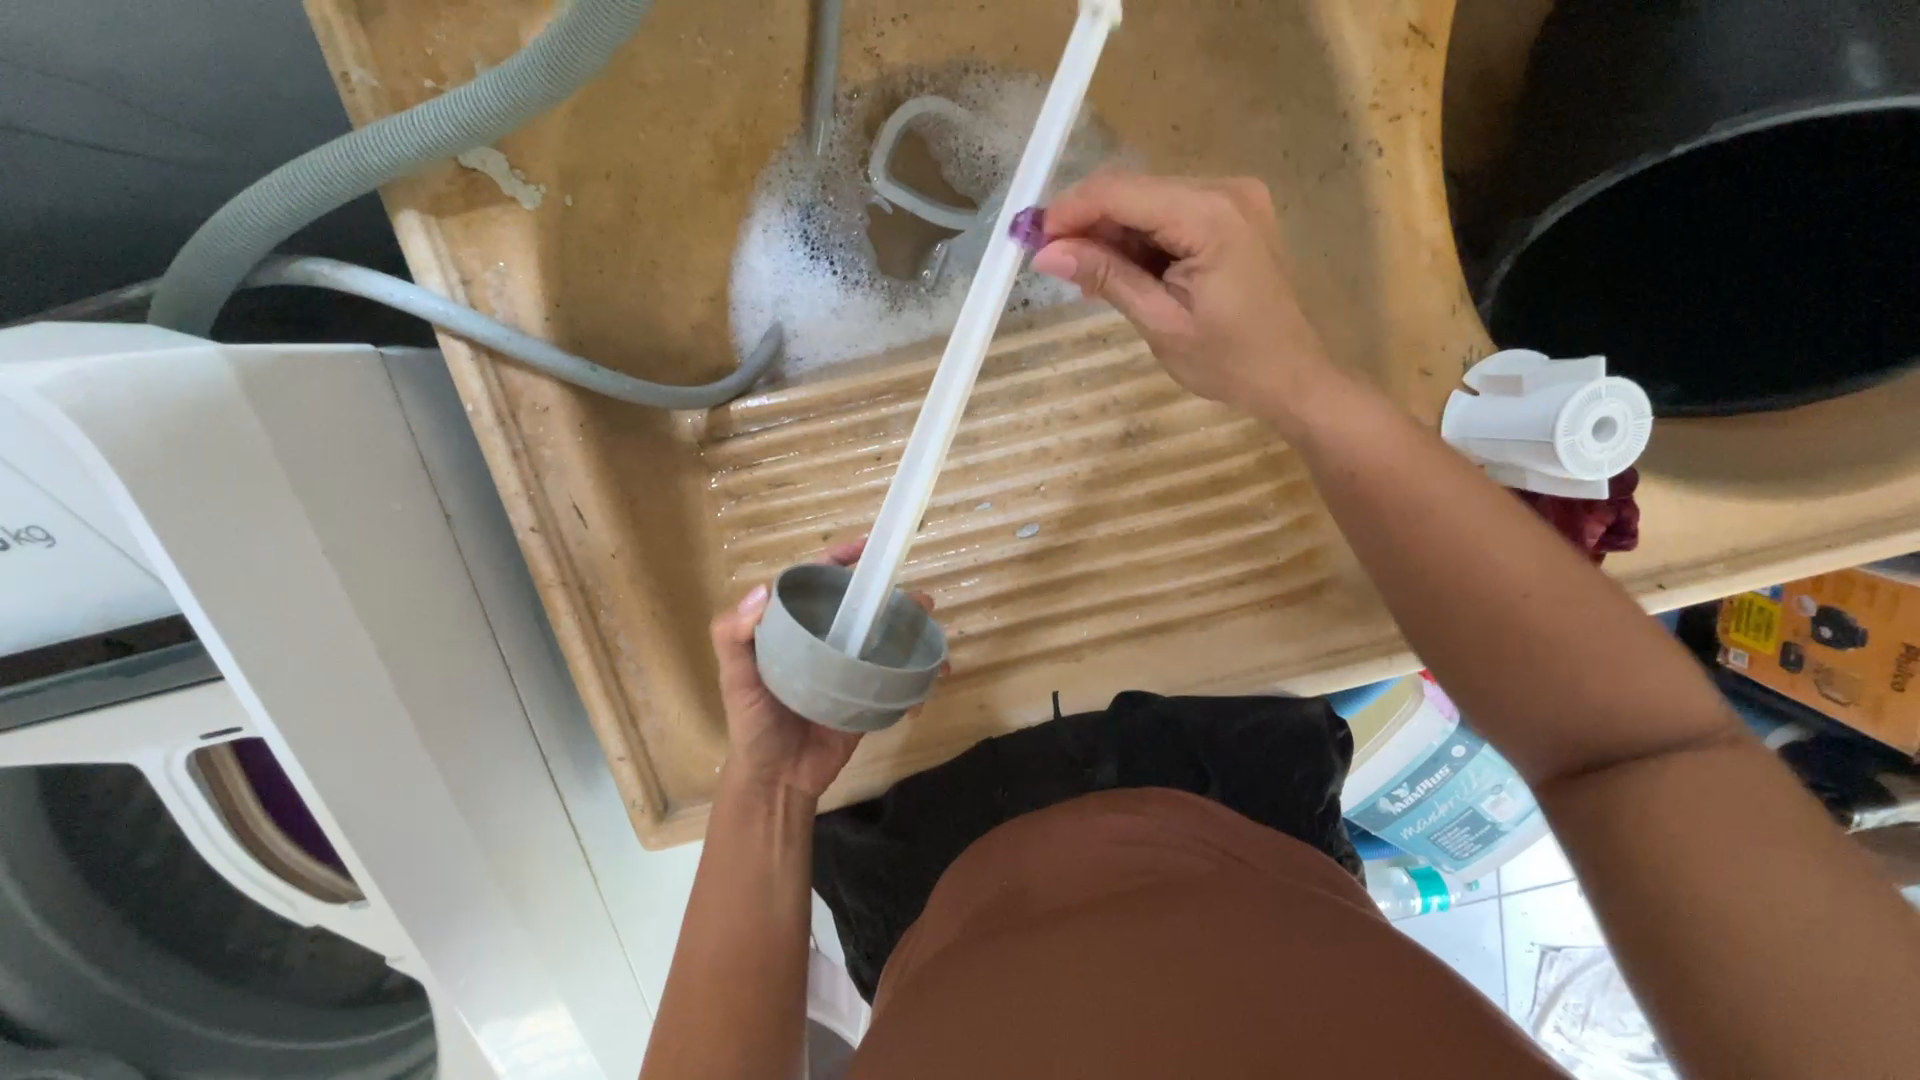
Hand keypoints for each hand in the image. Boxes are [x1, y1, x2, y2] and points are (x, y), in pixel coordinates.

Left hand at [709, 539, 938, 800]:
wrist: (778, 781)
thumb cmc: (752, 725)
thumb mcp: (734, 680)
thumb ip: (734, 637)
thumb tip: (761, 591)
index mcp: (793, 631)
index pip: (816, 584)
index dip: (838, 560)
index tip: (866, 548)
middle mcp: (824, 642)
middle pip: (862, 607)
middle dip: (893, 598)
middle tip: (919, 601)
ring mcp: (850, 669)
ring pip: (887, 638)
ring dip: (915, 633)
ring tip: (933, 636)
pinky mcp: (870, 697)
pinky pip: (899, 678)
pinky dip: (920, 677)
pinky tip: (932, 681)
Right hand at [1032, 171, 1336, 434]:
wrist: (1291, 376)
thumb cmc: (1230, 361)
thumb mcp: (1160, 322)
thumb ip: (1106, 277)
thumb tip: (1046, 254)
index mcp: (1210, 216)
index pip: (1121, 192)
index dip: (1069, 211)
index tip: (1030, 239)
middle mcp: (1225, 191)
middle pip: (1134, 190)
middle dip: (1086, 223)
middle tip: (1050, 262)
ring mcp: (1233, 199)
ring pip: (1148, 201)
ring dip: (1110, 234)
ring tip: (1083, 279)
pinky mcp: (1232, 214)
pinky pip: (1170, 214)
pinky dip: (1139, 239)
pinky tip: (1118, 272)